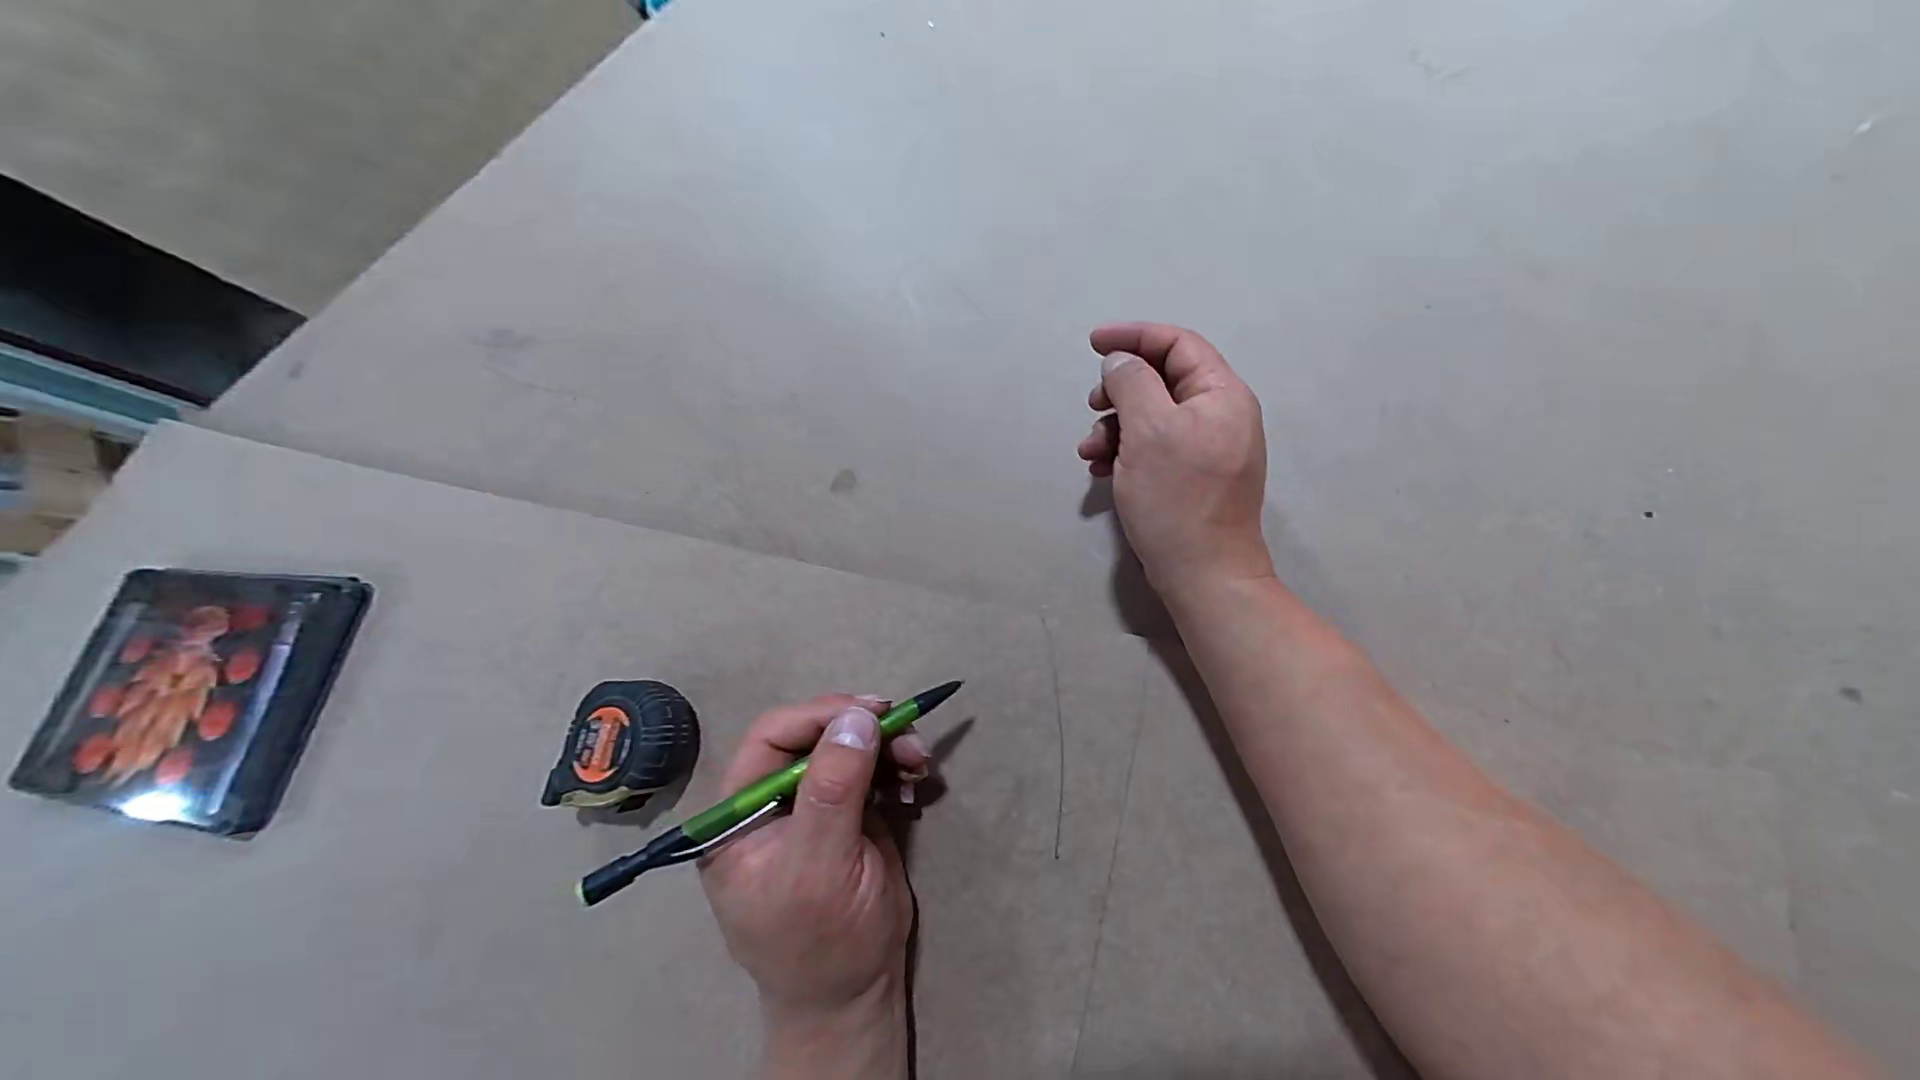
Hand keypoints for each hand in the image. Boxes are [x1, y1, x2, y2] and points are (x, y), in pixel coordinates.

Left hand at [700, 695, 929, 1079]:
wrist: (855, 994)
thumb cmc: (819, 942)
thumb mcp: (819, 866)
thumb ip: (833, 790)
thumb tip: (857, 717)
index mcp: (741, 810)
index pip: (772, 737)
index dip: (819, 715)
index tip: (870, 710)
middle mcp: (774, 798)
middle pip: (816, 736)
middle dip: (864, 729)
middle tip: (908, 732)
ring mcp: (815, 803)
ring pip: (850, 747)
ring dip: (889, 744)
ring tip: (920, 760)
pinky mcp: (850, 812)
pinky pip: (873, 770)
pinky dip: (897, 766)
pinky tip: (914, 781)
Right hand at [1076, 322, 1274, 594]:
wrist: (1203, 574)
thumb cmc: (1176, 499)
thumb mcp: (1148, 430)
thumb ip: (1132, 383)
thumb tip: (1119, 362)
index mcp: (1221, 394)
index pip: (1177, 343)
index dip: (1134, 336)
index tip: (1093, 343)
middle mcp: (1219, 415)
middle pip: (1161, 380)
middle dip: (1119, 390)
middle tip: (1092, 406)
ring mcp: (1206, 448)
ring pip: (1151, 416)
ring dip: (1115, 426)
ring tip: (1090, 453)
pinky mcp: (1191, 477)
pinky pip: (1154, 447)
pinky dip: (1125, 451)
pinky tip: (1102, 471)